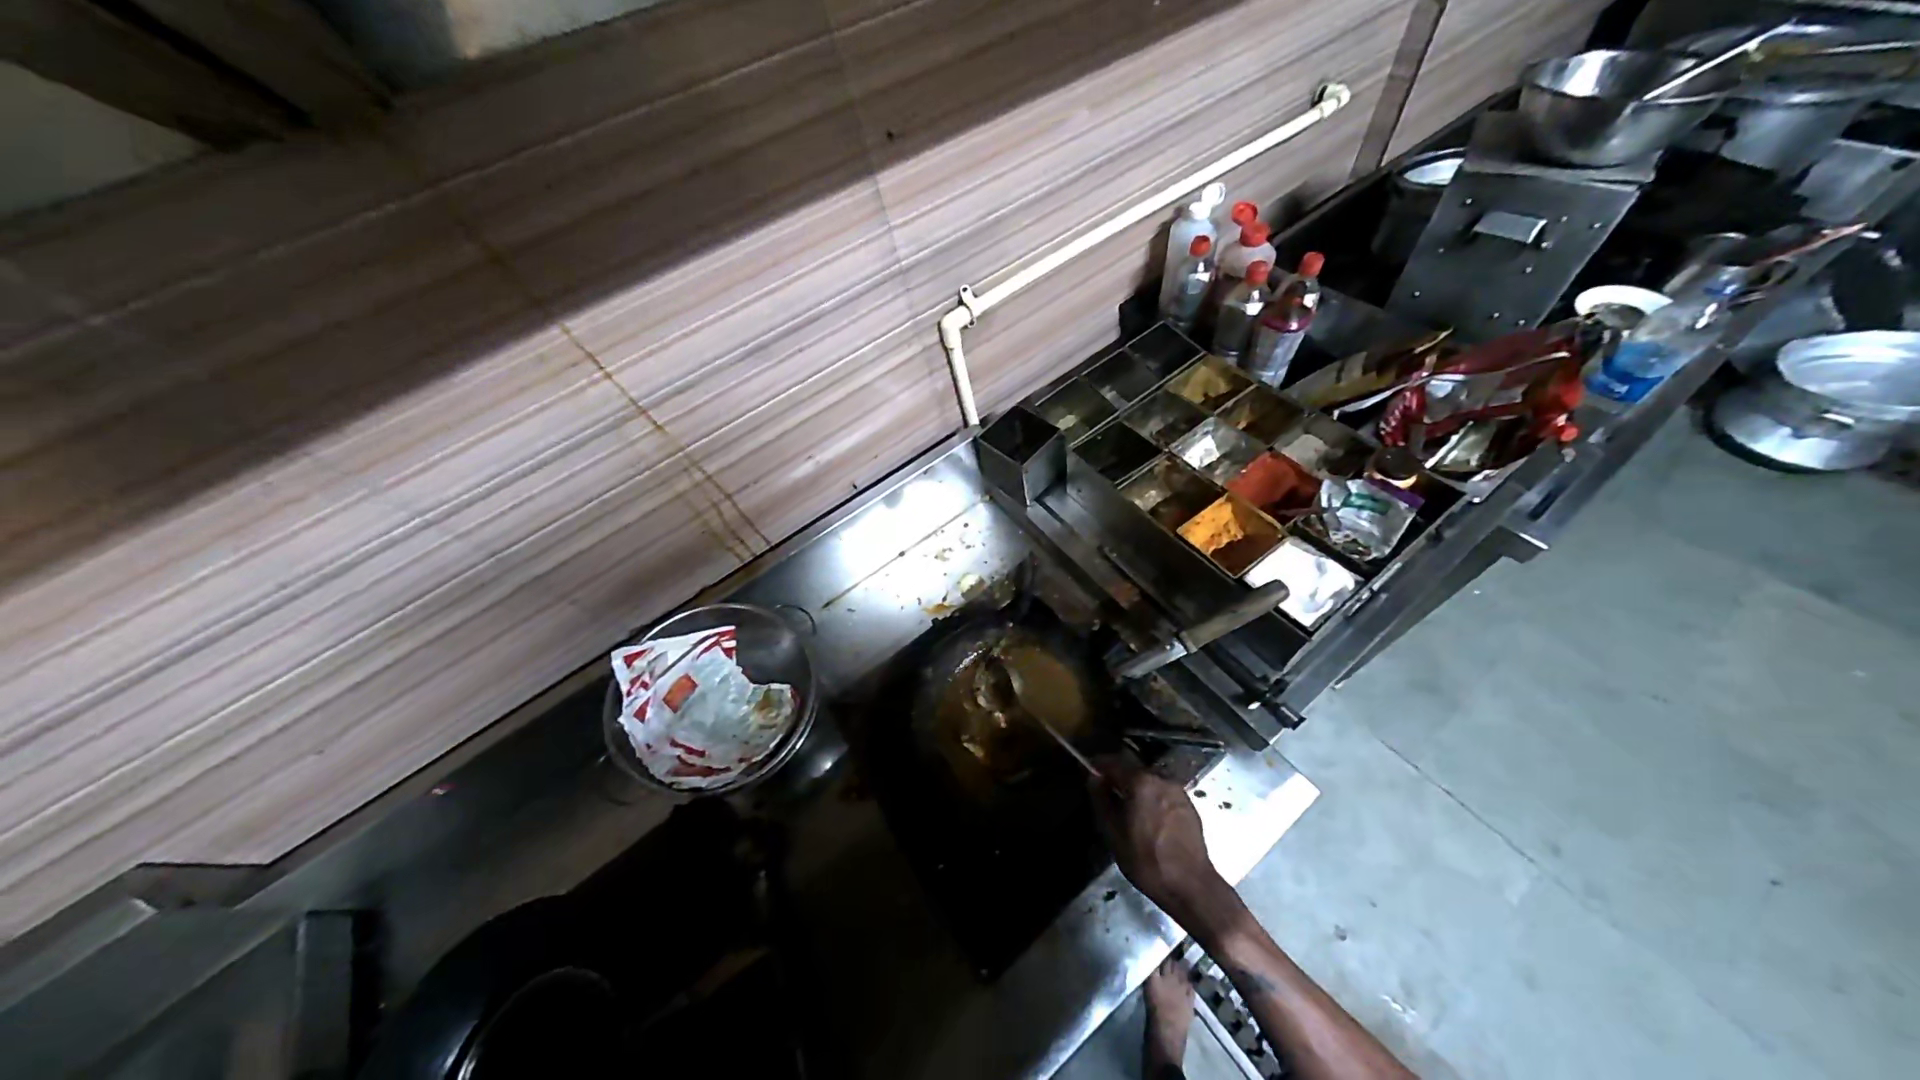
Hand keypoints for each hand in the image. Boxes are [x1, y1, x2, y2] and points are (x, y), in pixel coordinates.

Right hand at [1089, 759, 1229, 926]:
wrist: (1190, 885)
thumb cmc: (1146, 859)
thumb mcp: (1112, 832)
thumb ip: (1101, 799)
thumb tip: (1093, 778)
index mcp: (1141, 781)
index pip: (1113, 761)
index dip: (1098, 765)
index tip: (1088, 773)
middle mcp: (1162, 778)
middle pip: (1133, 769)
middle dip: (1117, 778)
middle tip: (1105, 796)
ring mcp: (1178, 791)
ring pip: (1149, 782)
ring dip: (1135, 789)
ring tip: (1127, 811)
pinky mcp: (1189, 805)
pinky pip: (1163, 793)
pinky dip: (1151, 799)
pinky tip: (1148, 821)